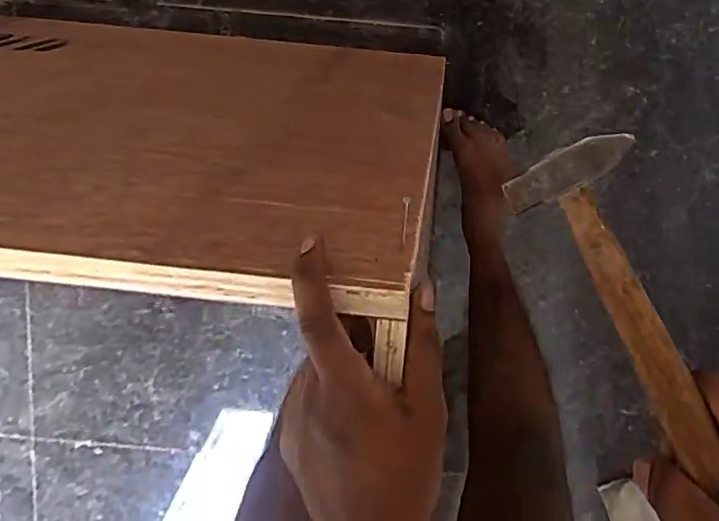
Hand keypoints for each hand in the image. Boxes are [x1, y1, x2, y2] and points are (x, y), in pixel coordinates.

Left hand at [278, 235, 444, 520]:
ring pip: (320, 367)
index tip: (310, 242)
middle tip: (388, 349)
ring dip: (346, 364)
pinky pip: (311, 393)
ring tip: (379, 397)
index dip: (309, 276)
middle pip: (326, 341)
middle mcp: (308, 396)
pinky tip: (359, 422)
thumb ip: (424, 346)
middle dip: (355, 332)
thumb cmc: (405, 476)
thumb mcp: (429, 412)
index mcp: (342, 386)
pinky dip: (333, 389)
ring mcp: (294, 419)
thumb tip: (423, 290)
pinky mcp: (289, 439)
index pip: (317, 319)